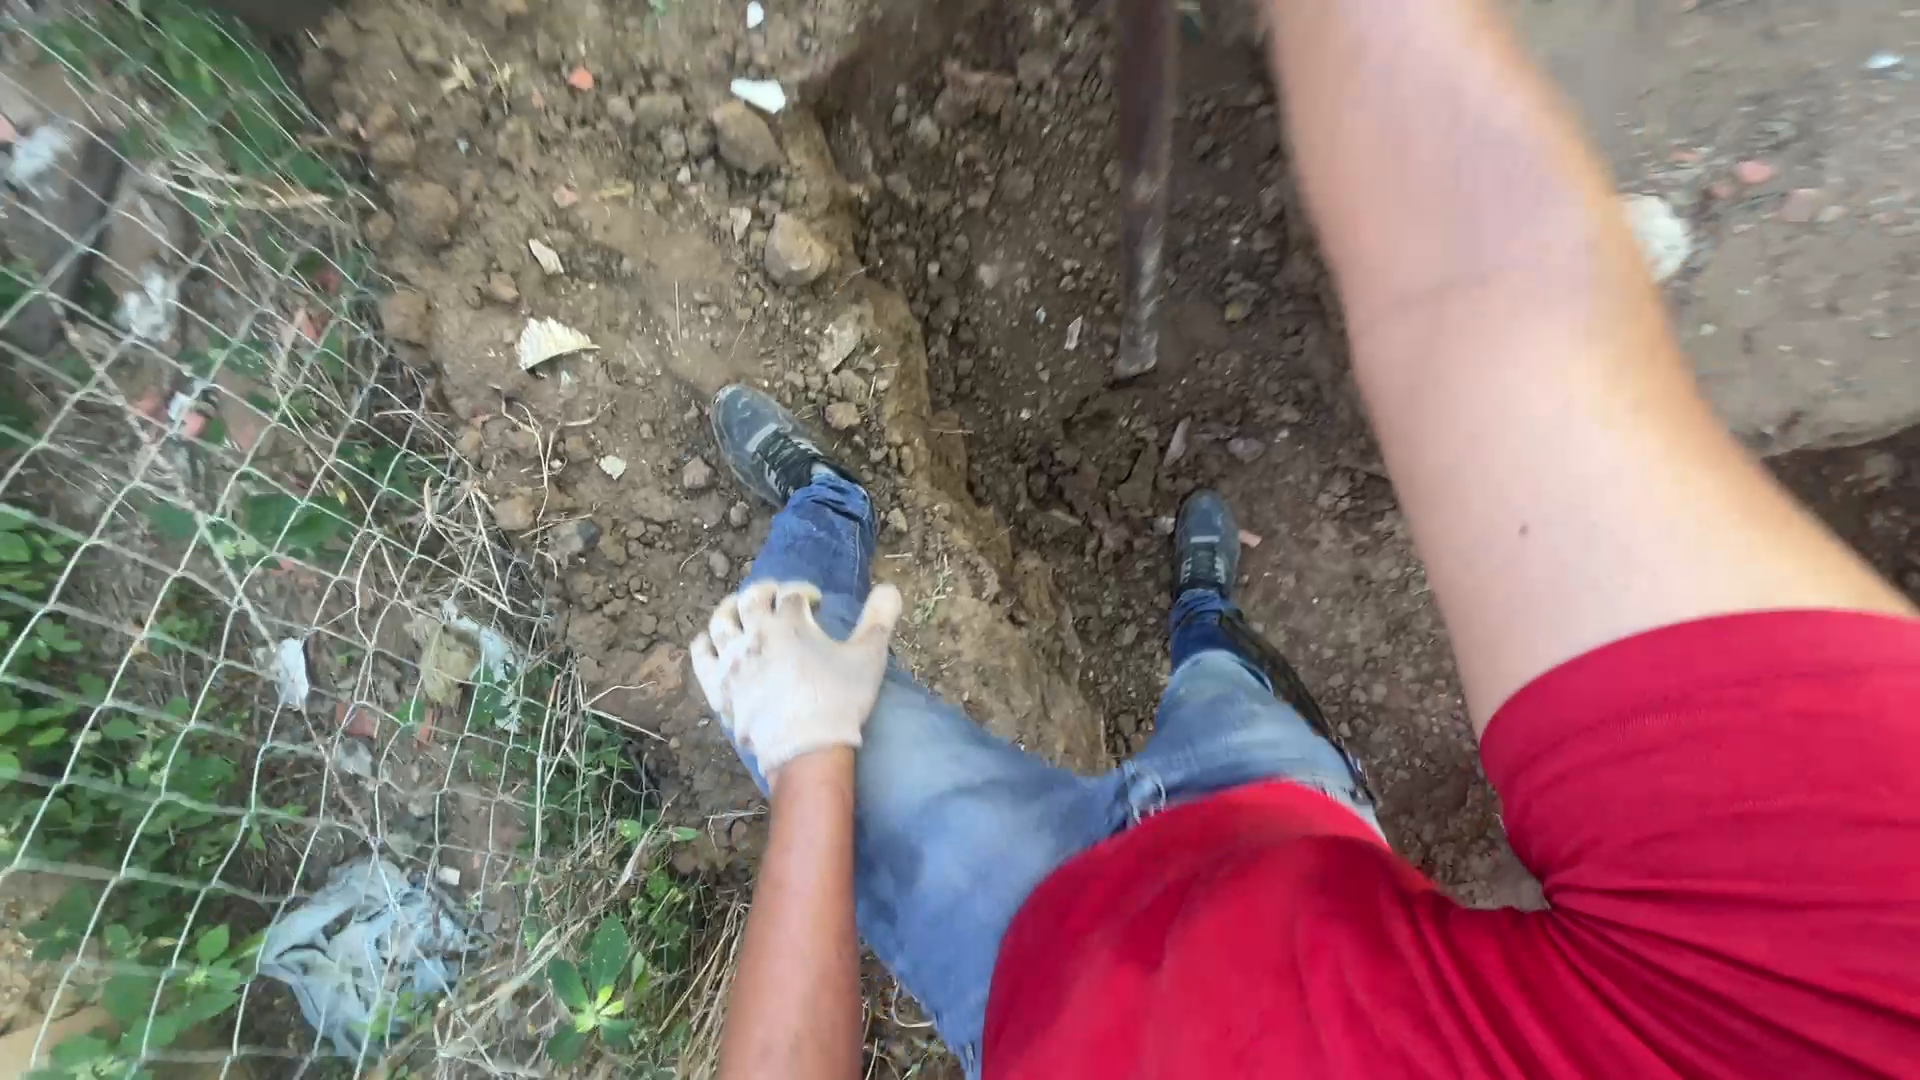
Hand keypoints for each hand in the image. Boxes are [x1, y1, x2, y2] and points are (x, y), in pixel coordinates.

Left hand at [691, 581, 903, 781]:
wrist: (806, 750)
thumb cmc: (840, 700)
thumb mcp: (869, 657)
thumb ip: (879, 618)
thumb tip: (891, 587)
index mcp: (789, 622)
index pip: (793, 593)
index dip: (805, 591)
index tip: (815, 601)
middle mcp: (754, 634)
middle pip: (752, 597)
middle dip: (767, 590)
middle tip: (778, 595)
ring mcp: (732, 661)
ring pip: (721, 621)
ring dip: (731, 608)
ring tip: (741, 610)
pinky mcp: (718, 688)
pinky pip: (701, 657)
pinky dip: (706, 643)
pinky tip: (713, 641)